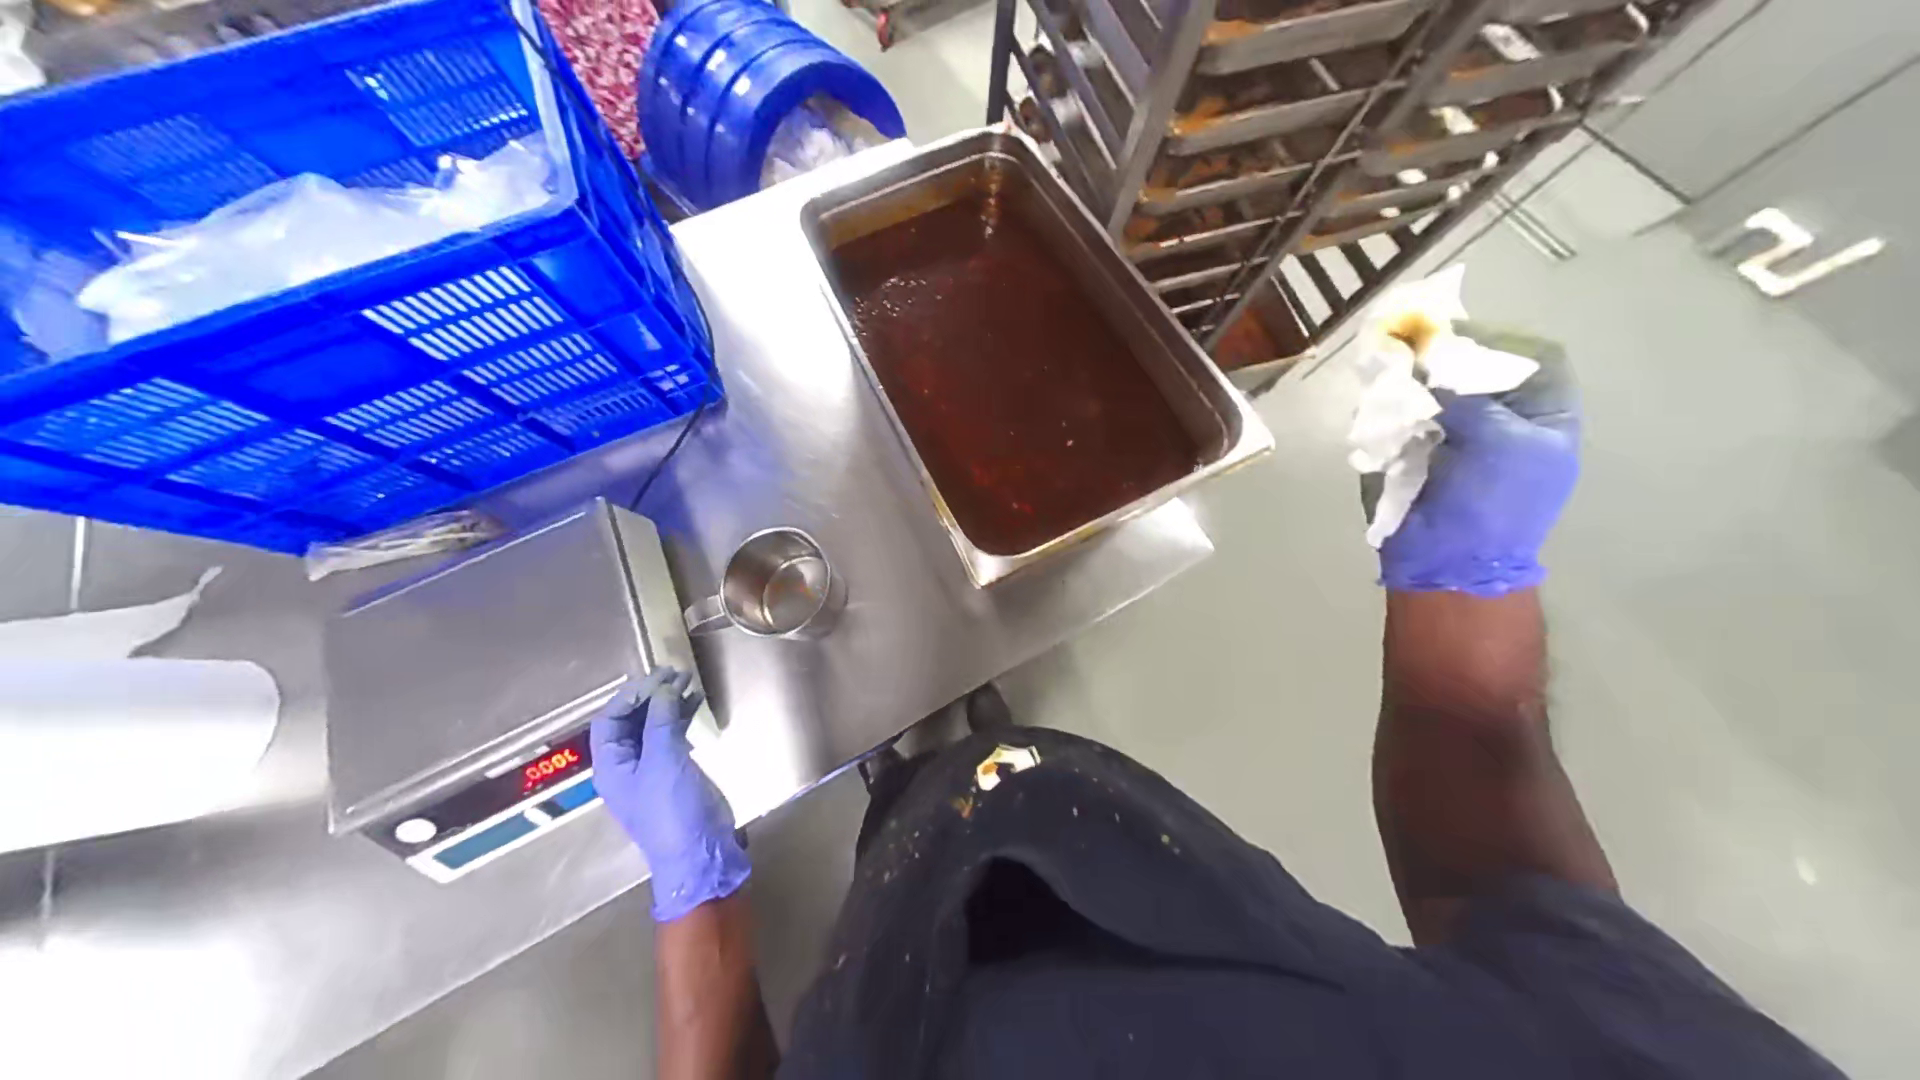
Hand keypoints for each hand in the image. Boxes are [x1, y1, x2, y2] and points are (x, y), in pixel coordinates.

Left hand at [590, 666, 749, 921]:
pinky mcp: (676, 770)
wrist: (699, 851)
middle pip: (632, 720)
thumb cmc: (672, 809)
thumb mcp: (663, 762)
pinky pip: (674, 735)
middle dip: (651, 694)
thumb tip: (665, 688)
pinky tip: (696, 703)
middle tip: (675, 673)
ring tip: (689, 681)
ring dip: (669, 702)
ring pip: (655, 725)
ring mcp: (653, 767)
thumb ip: (661, 721)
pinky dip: (683, 716)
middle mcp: (627, 764)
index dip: (630, 695)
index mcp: (611, 766)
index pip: (610, 720)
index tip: (657, 678)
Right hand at [1378, 326, 1578, 595]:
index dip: (1498, 338)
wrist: (1447, 560)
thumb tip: (1426, 361)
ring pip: (1436, 389)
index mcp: (1543, 416)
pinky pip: (1403, 415)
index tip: (1453, 333)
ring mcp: (1454, 434)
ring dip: (1413, 378)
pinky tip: (1379, 396)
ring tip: (1390, 368)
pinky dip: (1390, 403)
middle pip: (1479, 368)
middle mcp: (1501, 418)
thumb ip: (1470, 399)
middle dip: (1445, 356)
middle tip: (1411, 346)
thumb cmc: (1494, 504)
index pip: (1533, 357)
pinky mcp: (1412, 449)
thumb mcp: (1503, 444)